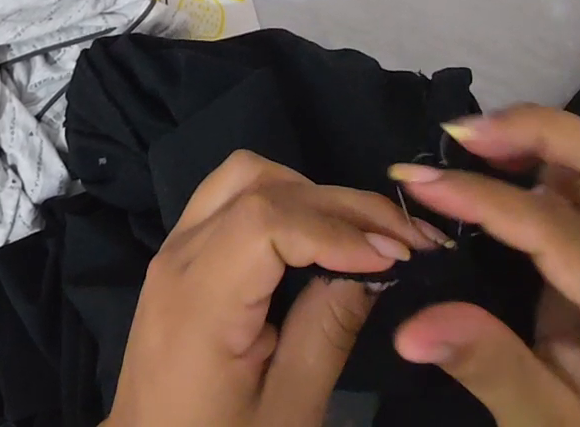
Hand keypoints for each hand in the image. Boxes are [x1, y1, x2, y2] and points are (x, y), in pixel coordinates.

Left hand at [107, 150, 450, 426]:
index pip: (265, 221)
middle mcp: (178, 254)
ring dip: (307, 191)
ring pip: (242, 176)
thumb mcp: (286, 411)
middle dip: (339, 203)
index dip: (335, 227)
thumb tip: (373, 266)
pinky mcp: (180, 250)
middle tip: (405, 236)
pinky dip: (281, 198)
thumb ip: (326, 331)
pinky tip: (319, 231)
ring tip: (363, 232)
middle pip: (259, 186)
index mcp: (199, 298)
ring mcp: (174, 245)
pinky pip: (230, 195)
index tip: (396, 254)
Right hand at [390, 106, 579, 425]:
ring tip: (467, 140)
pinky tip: (493, 164)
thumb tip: (410, 328)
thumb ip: (490, 370)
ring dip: (540, 134)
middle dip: (537, 130)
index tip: (416, 182)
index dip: (487, 199)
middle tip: (458, 135)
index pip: (566, 232)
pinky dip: (541, 155)